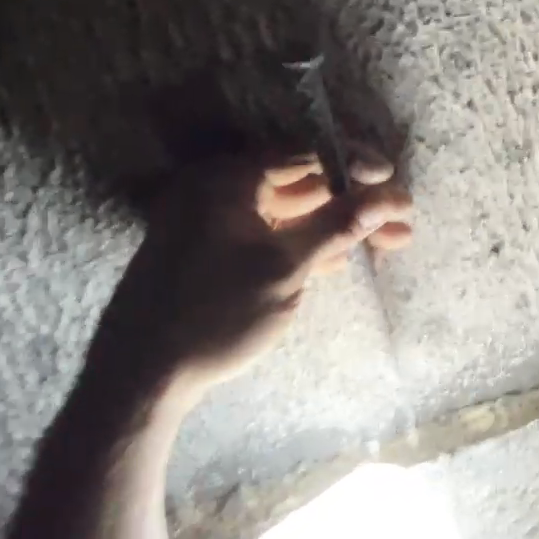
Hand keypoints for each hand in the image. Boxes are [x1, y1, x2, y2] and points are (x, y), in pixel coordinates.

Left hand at [91, 149, 413, 401]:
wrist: (138, 385)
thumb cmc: (214, 313)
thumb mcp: (286, 266)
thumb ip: (341, 224)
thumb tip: (390, 196)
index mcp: (227, 180)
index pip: (306, 153)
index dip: (354, 163)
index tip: (392, 179)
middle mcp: (220, 191)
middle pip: (305, 183)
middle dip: (356, 200)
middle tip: (400, 215)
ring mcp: (217, 223)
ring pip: (294, 212)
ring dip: (340, 224)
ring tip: (391, 239)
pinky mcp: (217, 254)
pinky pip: (273, 235)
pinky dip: (309, 244)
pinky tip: (346, 258)